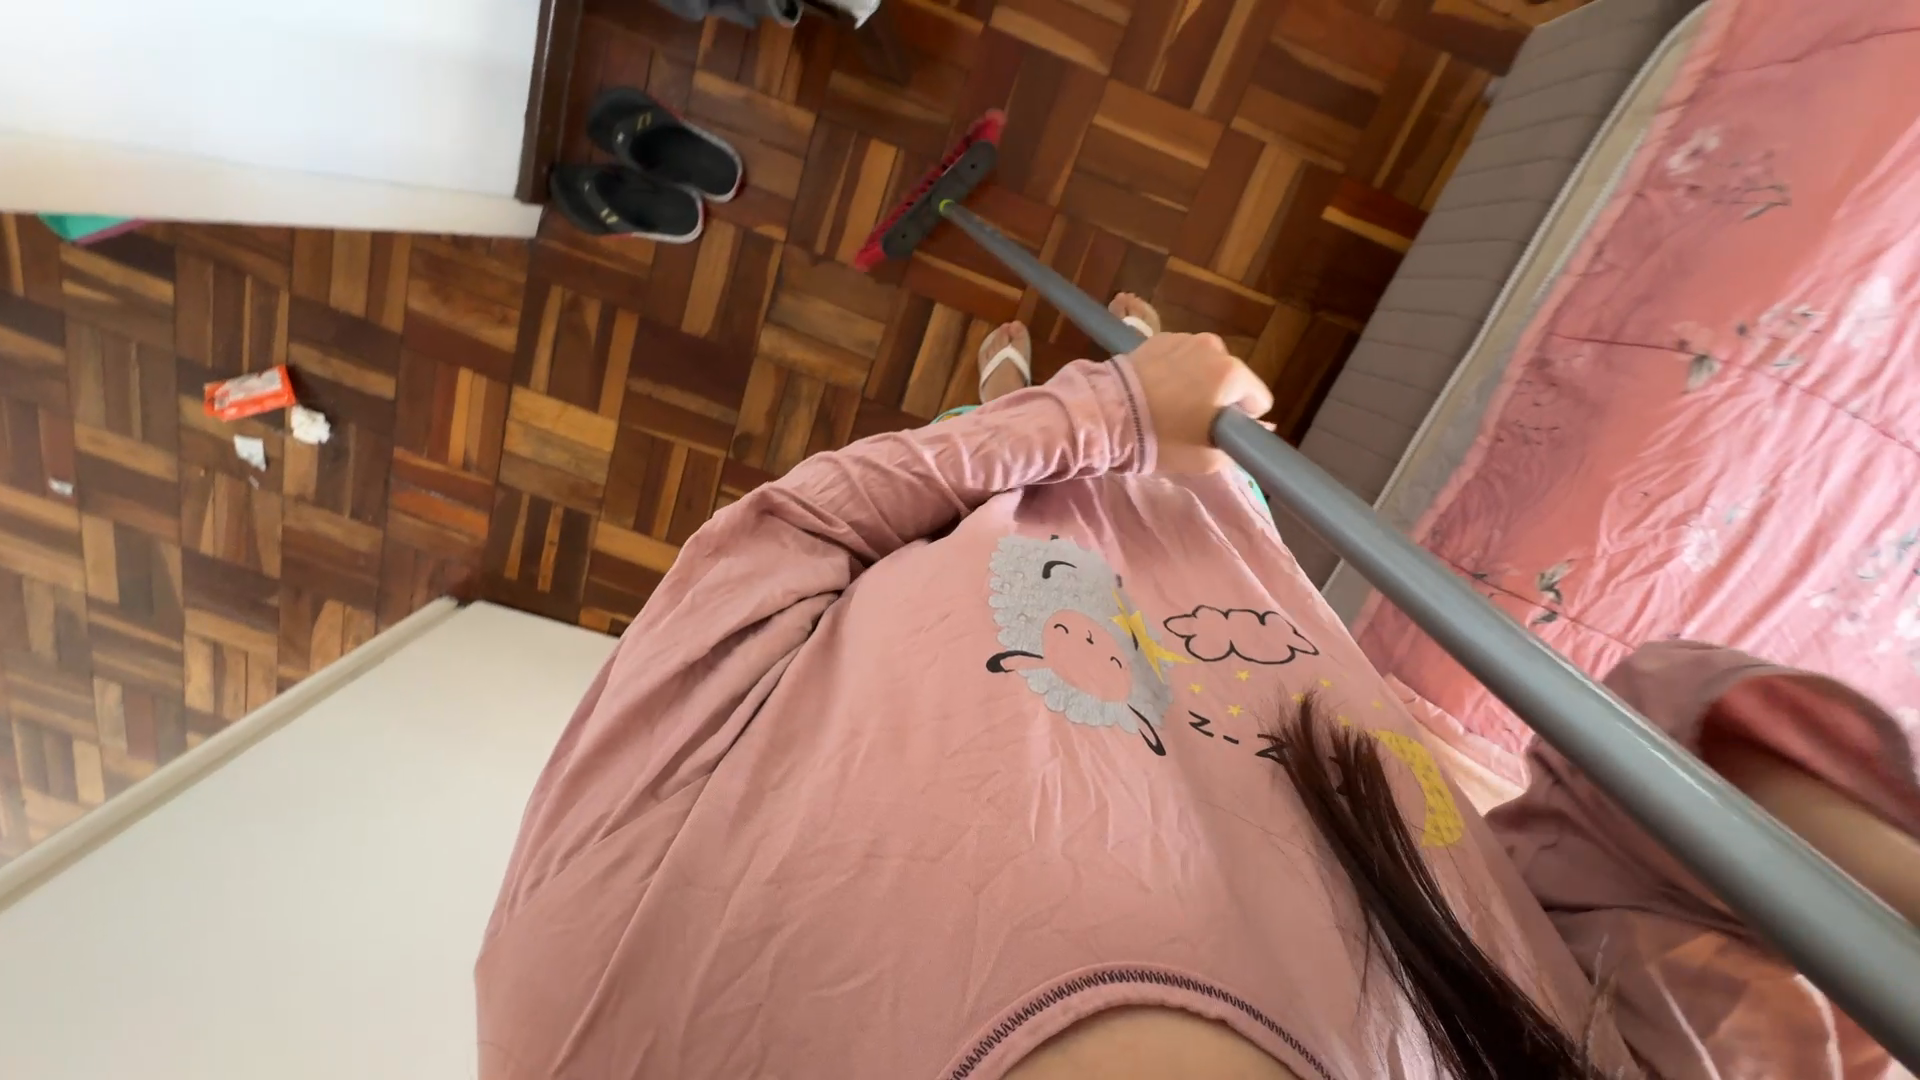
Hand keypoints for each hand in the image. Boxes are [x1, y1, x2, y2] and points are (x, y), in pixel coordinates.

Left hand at [1126, 332, 1273, 473]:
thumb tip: (1260, 431)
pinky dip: (1176, 370)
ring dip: (1198, 382)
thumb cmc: (1161, 439)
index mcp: (1233, 375)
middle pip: (1233, 380)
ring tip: (1170, 403)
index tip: (1216, 432)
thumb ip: (1239, 447)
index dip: (1242, 421)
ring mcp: (1187, 338)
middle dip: (1219, 398)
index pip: (1258, 401)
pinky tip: (1156, 388)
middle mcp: (1216, 348)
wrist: (1107, 415)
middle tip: (1189, 420)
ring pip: (1207, 366)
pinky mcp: (1160, 337)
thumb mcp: (1205, 459)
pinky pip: (1182, 357)